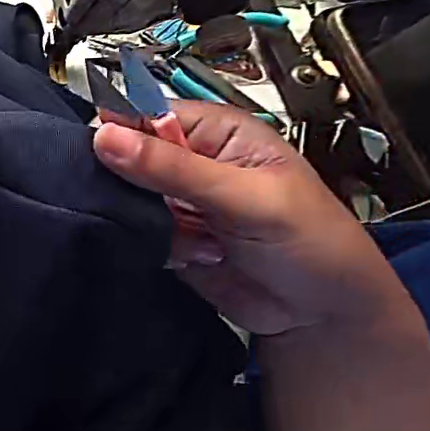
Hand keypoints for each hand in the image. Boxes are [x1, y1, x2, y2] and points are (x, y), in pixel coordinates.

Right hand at [93, 102, 403, 334]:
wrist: (323, 317)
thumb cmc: (312, 242)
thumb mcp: (246, 198)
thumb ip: (174, 169)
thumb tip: (107, 137)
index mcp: (212, 131)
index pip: (144, 113)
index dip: (119, 130)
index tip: (106, 154)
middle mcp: (187, 161)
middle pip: (125, 156)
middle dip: (131, 185)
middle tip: (165, 208)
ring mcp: (174, 201)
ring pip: (124, 198)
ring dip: (150, 222)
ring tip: (198, 239)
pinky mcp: (165, 237)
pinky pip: (132, 232)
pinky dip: (154, 247)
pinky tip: (195, 257)